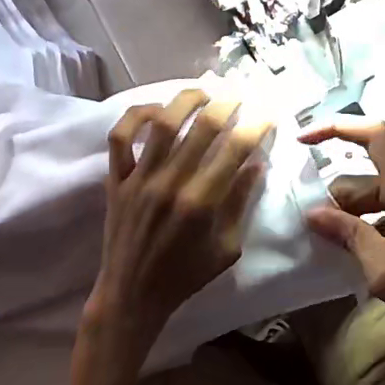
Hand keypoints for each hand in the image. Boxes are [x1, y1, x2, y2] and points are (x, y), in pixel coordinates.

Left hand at [83, 91, 272, 370]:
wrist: (132, 294)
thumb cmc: (185, 276)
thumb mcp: (226, 247)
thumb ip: (240, 203)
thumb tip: (256, 163)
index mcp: (202, 203)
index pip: (236, 149)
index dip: (256, 125)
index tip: (267, 114)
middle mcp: (171, 183)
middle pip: (203, 128)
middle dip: (228, 104)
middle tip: (241, 95)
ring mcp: (139, 179)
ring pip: (163, 123)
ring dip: (187, 99)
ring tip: (205, 90)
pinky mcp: (116, 180)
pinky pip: (120, 138)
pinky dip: (136, 116)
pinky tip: (156, 110)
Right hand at [299, 119, 384, 341]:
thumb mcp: (381, 266)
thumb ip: (347, 234)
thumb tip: (313, 213)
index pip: (374, 136)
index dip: (337, 129)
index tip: (304, 141)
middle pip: (366, 175)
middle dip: (336, 197)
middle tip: (312, 229)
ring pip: (374, 194)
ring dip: (350, 213)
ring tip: (327, 242)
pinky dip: (366, 222)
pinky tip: (351, 248)